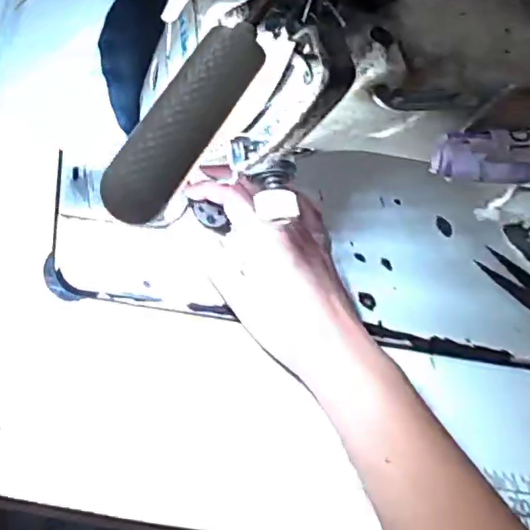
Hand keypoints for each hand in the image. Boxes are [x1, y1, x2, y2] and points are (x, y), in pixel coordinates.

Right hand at [183, 177, 373, 389]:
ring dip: (251, 182)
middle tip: (205, 180)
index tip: (192, 192)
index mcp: (266, 236)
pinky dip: (282, 195)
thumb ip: (211, 257)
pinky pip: (303, 206)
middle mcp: (291, 228)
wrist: (337, 351)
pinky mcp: (321, 246)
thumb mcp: (235, 293)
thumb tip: (195, 236)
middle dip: (224, 178)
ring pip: (279, 189)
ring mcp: (310, 235)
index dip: (205, 188)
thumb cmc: (293, 330)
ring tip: (235, 185)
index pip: (231, 194)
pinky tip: (278, 203)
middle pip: (254, 185)